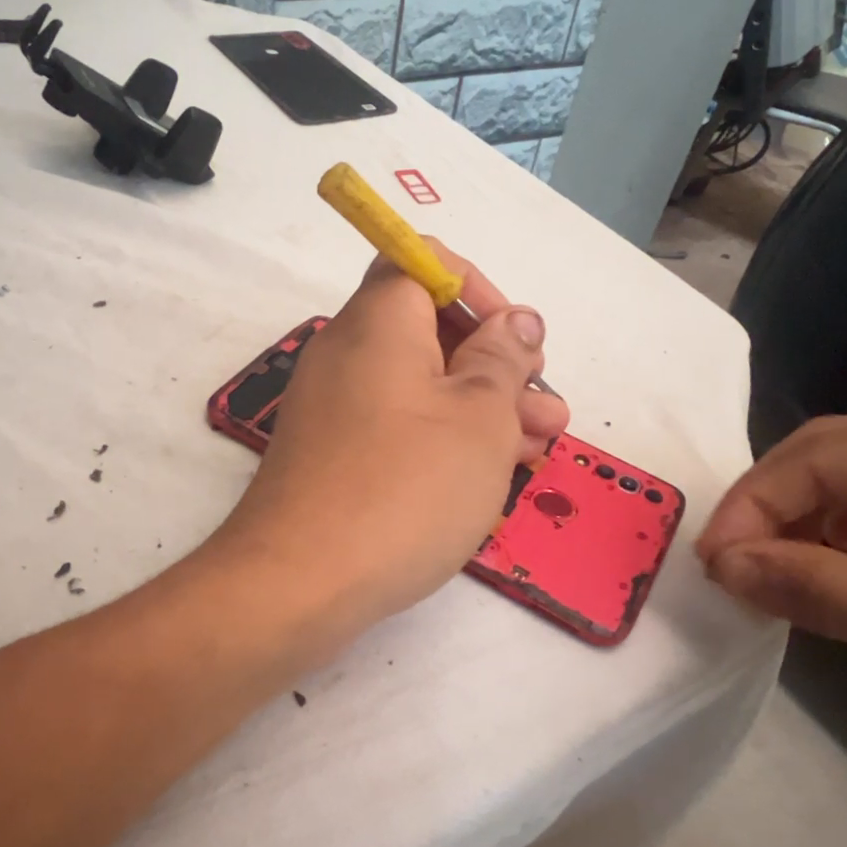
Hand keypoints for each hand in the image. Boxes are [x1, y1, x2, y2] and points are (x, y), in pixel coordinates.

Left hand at [211, 240, 569, 627]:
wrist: (298, 584)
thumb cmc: (404, 487)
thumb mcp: (479, 417)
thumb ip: (504, 358)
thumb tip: (518, 318)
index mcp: (378, 322)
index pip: (423, 262)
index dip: (480, 289)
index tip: (519, 341)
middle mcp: (347, 353)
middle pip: (429, 330)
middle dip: (498, 364)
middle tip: (548, 413)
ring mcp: (334, 408)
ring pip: (420, 386)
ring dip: (482, 408)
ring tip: (535, 451)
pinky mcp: (331, 456)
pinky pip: (396, 426)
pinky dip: (442, 438)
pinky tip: (485, 476)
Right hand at [698, 394, 846, 795]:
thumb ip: (832, 592)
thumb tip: (726, 568)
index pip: (828, 455)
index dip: (754, 505)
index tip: (708, 566)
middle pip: (844, 449)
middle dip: (774, 504)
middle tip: (727, 565)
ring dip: (812, 515)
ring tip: (770, 566)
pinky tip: (842, 560)